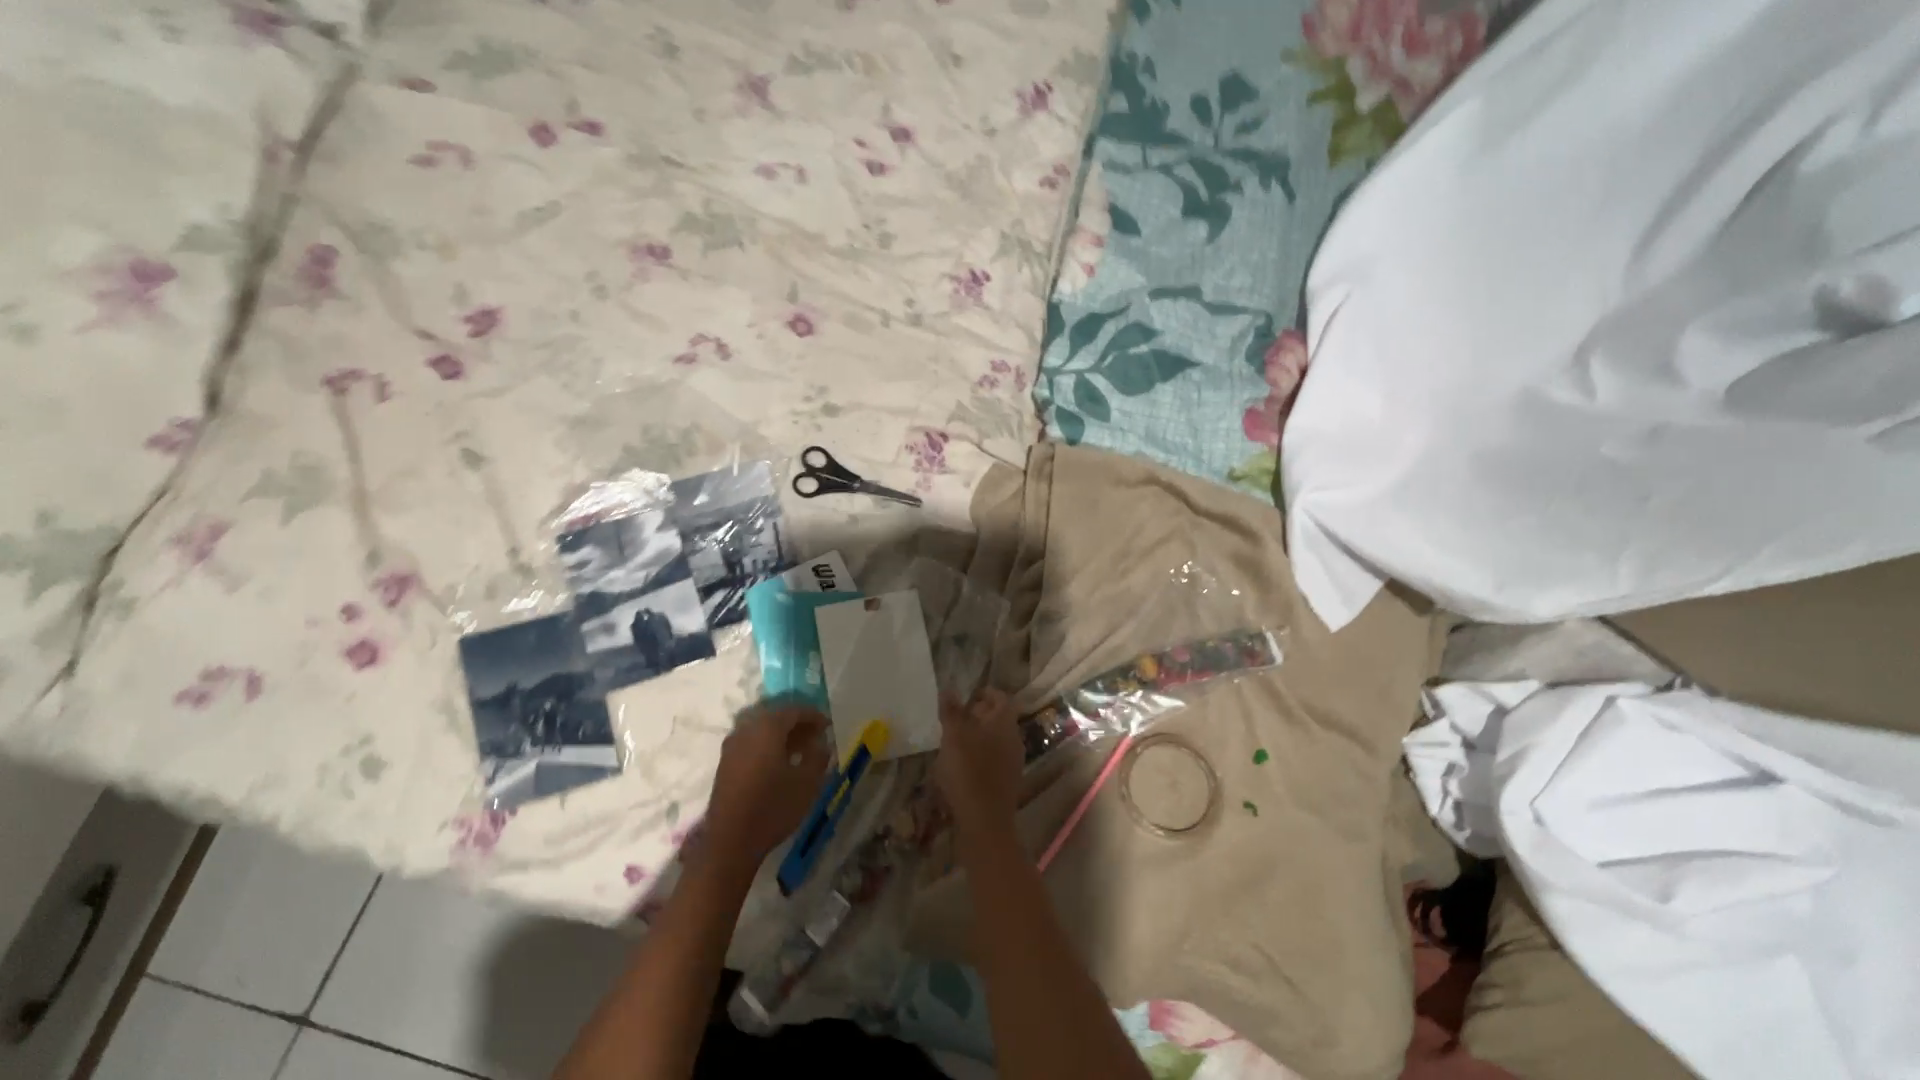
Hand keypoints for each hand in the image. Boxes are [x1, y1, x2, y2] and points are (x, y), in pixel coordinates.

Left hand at [703, 704, 833, 871]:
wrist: (731, 840)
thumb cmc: (774, 807)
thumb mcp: (807, 783)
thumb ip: (818, 756)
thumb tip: (821, 742)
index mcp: (767, 728)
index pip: (794, 710)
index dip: (813, 715)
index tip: (828, 726)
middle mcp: (746, 730)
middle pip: (774, 716)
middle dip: (797, 723)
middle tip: (815, 736)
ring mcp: (732, 746)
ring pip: (760, 729)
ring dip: (781, 734)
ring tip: (799, 749)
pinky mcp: (725, 763)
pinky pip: (750, 742)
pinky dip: (767, 744)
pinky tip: (779, 762)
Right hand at [934, 689, 1023, 842]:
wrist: (985, 821)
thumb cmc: (968, 771)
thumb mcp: (953, 737)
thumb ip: (951, 711)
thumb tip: (949, 689)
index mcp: (1005, 724)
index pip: (1002, 698)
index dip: (986, 693)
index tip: (969, 695)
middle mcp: (1014, 740)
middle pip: (1000, 719)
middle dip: (980, 714)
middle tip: (957, 716)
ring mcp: (1013, 762)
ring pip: (997, 740)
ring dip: (979, 735)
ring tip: (955, 740)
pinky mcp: (1007, 782)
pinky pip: (995, 759)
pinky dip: (981, 754)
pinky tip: (962, 764)